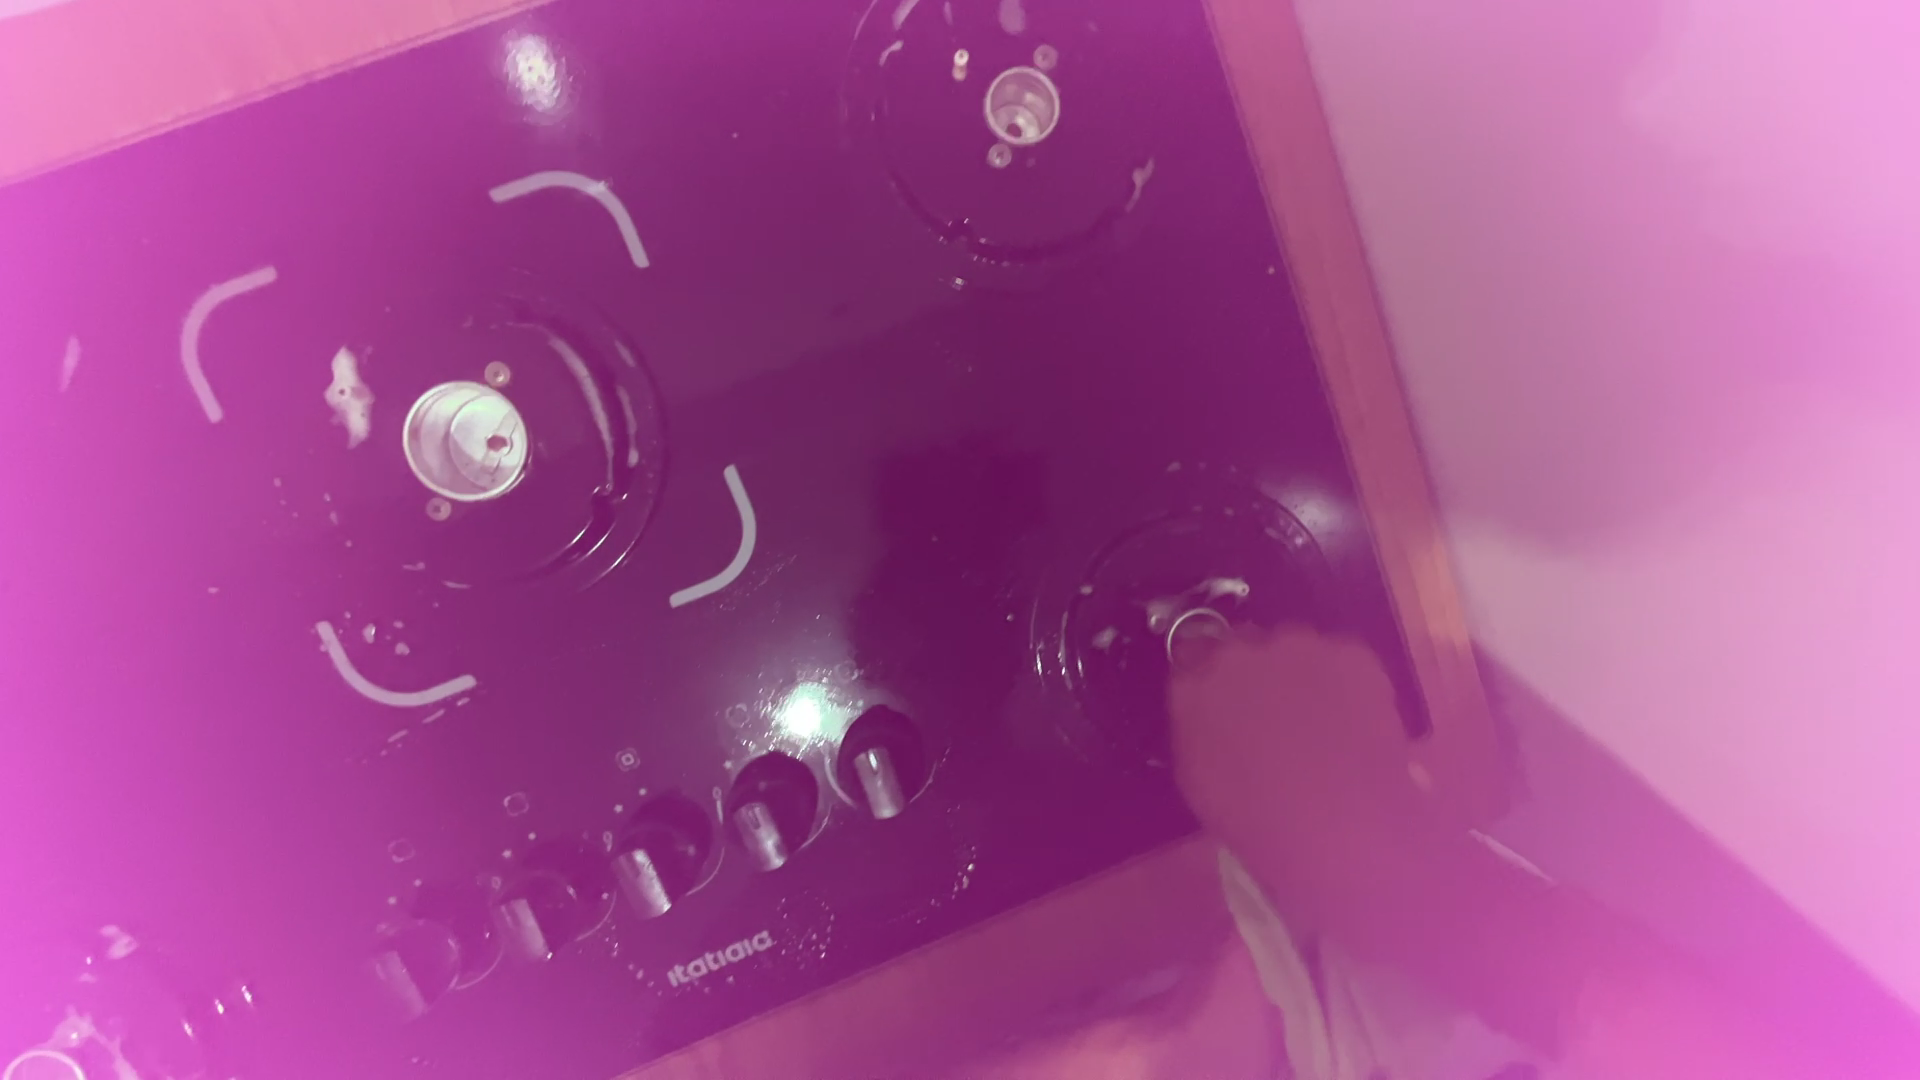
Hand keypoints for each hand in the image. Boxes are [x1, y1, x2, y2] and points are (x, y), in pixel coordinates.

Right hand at [1168, 625, 1443, 933]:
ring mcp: (1296, 645)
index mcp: (1194, 681)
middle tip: (1272, 708)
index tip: (1222, 691)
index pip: (1192, 650)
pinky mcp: (1349, 652)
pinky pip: (1339, 657)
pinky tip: (1352, 718)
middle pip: (1242, 643)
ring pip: (1292, 646)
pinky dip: (1343, 679)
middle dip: (1253, 669)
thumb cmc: (1253, 816)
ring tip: (1320, 717)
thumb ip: (1196, 722)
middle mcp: (1238, 651)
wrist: (1338, 827)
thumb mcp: (1196, 772)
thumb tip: (1209, 707)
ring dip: (1297, 670)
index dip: (1208, 669)